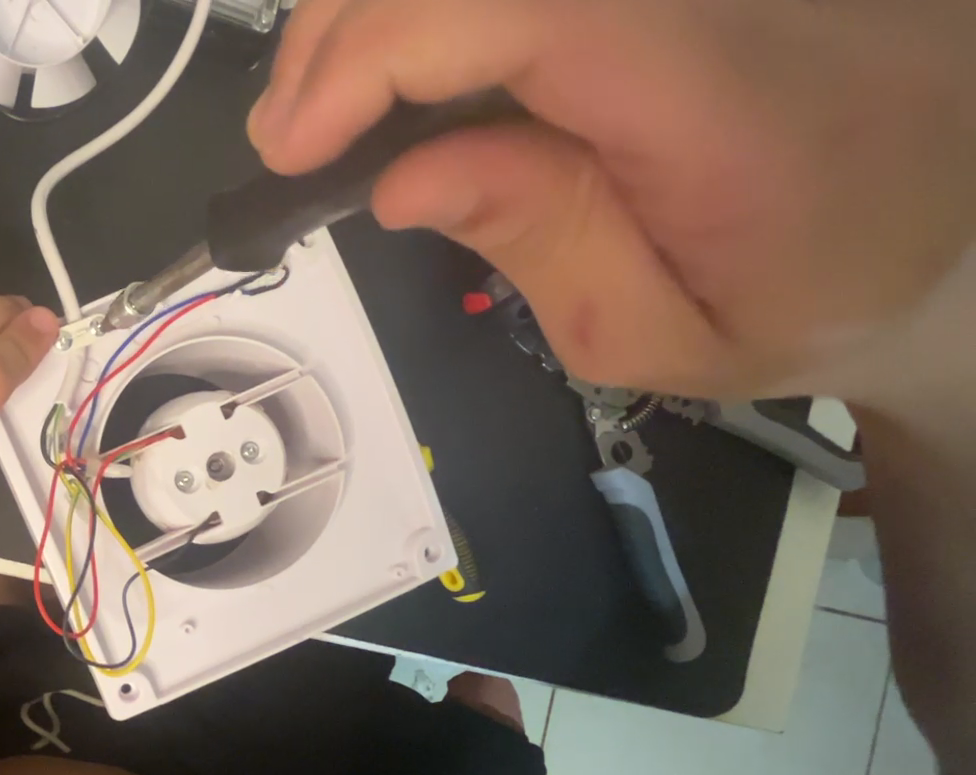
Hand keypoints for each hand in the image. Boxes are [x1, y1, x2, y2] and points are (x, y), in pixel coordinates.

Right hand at [247, 0, 975, 404]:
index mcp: (722, 91)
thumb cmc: (791, 301)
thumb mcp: (647, 328)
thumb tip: (396, 180)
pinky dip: (418, 11)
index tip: (292, 150)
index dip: (379, 56)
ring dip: (367, 14)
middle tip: (280, 138)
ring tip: (311, 110)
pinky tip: (381, 66)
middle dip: (344, 32)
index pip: (529, 9)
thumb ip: (532, 242)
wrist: (948, 217)